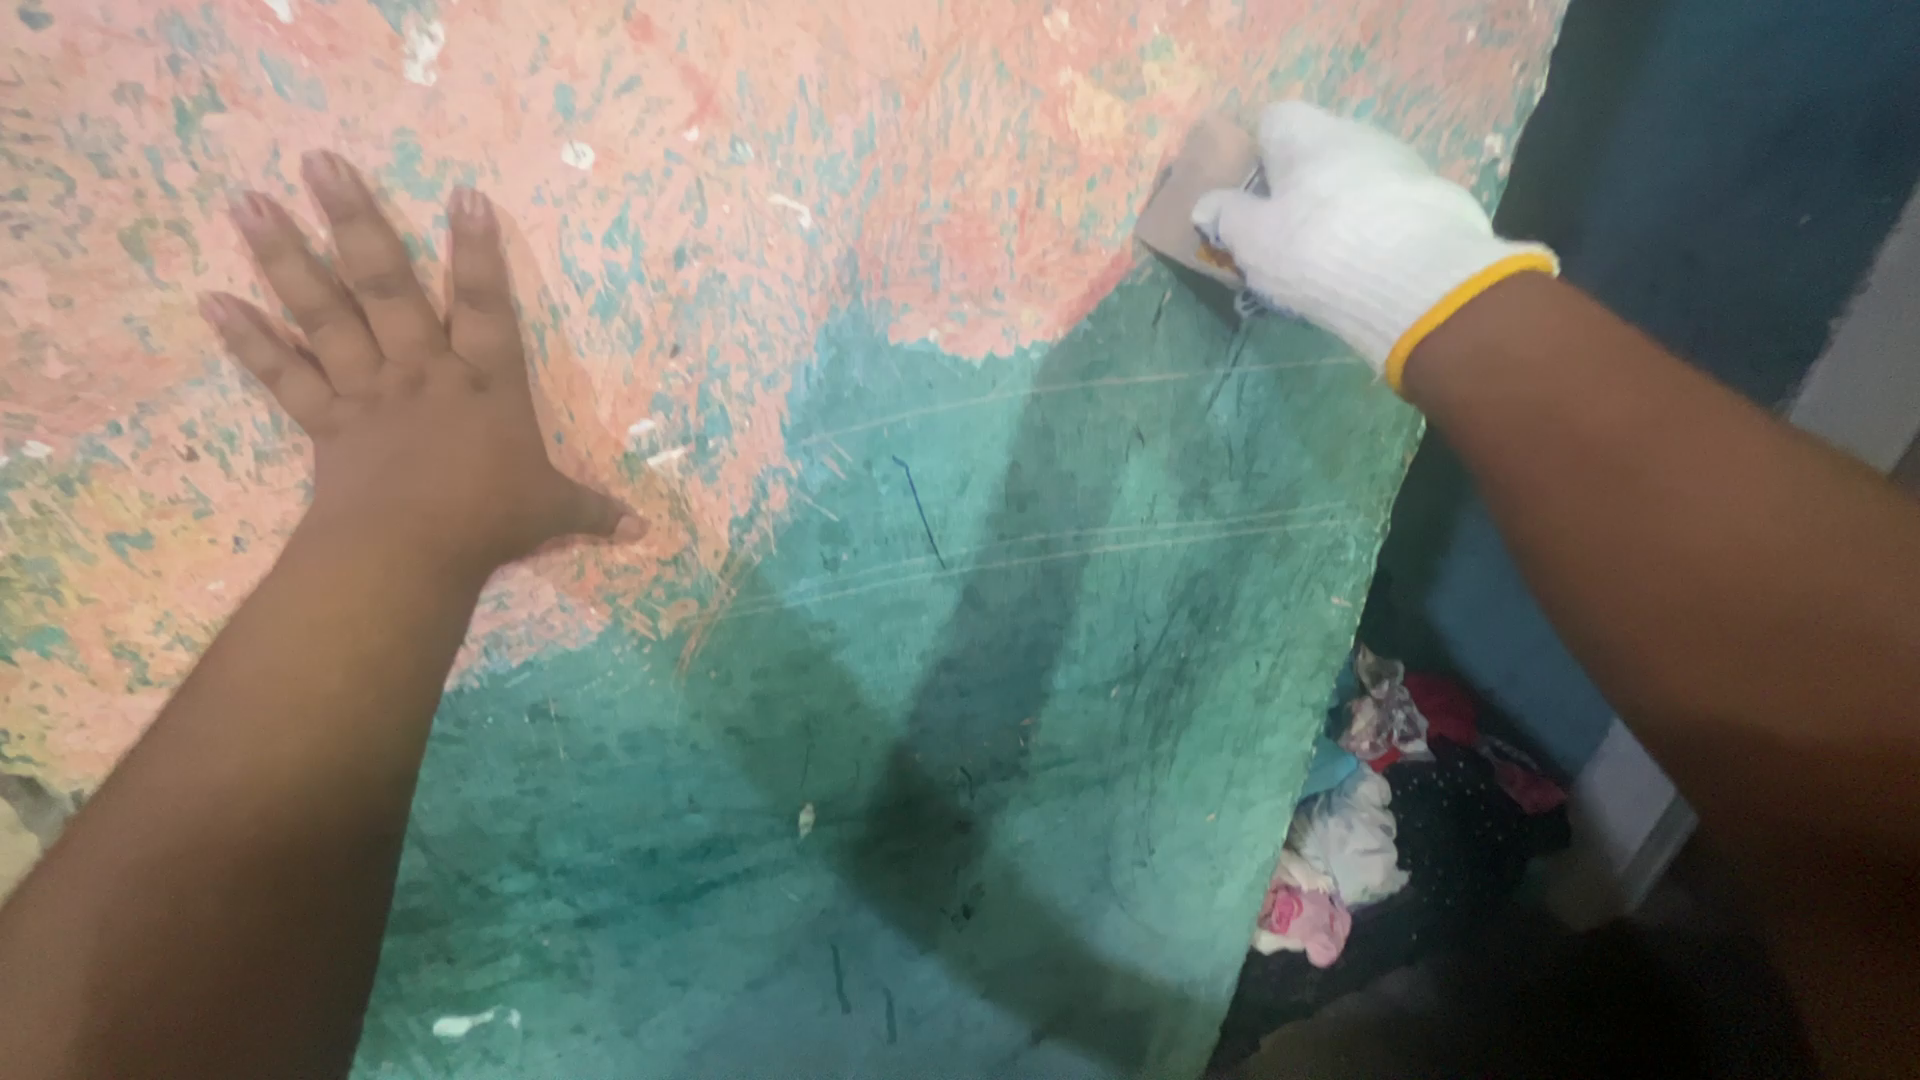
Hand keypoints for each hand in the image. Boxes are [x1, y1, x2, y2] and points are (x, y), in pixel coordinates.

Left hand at [199, 151, 641, 580]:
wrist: (412, 550)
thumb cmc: (492, 519)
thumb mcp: (557, 512)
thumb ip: (597, 512)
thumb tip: (644, 529)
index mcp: (486, 386)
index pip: (486, 307)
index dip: (479, 253)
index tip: (464, 196)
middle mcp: (425, 373)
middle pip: (389, 287)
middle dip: (357, 223)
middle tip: (321, 162)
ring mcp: (371, 392)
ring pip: (327, 315)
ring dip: (287, 258)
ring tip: (248, 202)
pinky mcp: (328, 421)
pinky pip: (285, 375)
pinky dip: (250, 341)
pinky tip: (213, 301)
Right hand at [1192, 102, 1556, 390]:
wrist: (1413, 277)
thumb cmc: (1313, 246)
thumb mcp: (1250, 239)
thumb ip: (1226, 217)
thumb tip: (1207, 204)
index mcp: (1306, 135)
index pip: (1273, 119)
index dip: (1253, 153)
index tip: (1243, 195)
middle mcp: (1357, 136)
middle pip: (1314, 153)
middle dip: (1292, 190)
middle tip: (1274, 237)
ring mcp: (1399, 166)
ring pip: (1348, 184)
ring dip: (1329, 213)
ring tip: (1314, 264)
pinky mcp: (1429, 202)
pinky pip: (1379, 210)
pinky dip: (1363, 232)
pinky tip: (1355, 270)